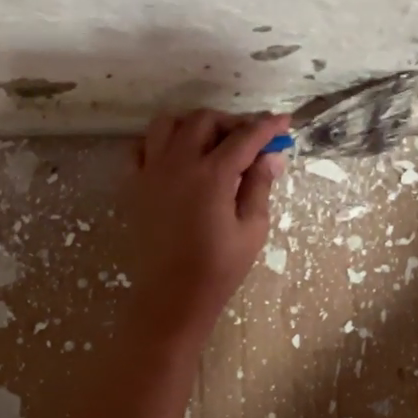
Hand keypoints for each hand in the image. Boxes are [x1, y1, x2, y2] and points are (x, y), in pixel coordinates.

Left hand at [127, 109, 289, 335]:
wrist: (171, 297)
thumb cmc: (219, 268)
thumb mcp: (252, 228)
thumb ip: (259, 185)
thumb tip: (271, 156)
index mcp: (213, 175)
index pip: (245, 137)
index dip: (267, 126)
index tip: (283, 121)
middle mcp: (179, 163)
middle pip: (205, 120)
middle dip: (231, 122)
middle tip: (249, 140)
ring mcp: (151, 171)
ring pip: (168, 124)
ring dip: (193, 125)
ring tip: (210, 143)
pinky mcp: (134, 185)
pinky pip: (142, 147)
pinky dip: (161, 143)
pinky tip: (177, 159)